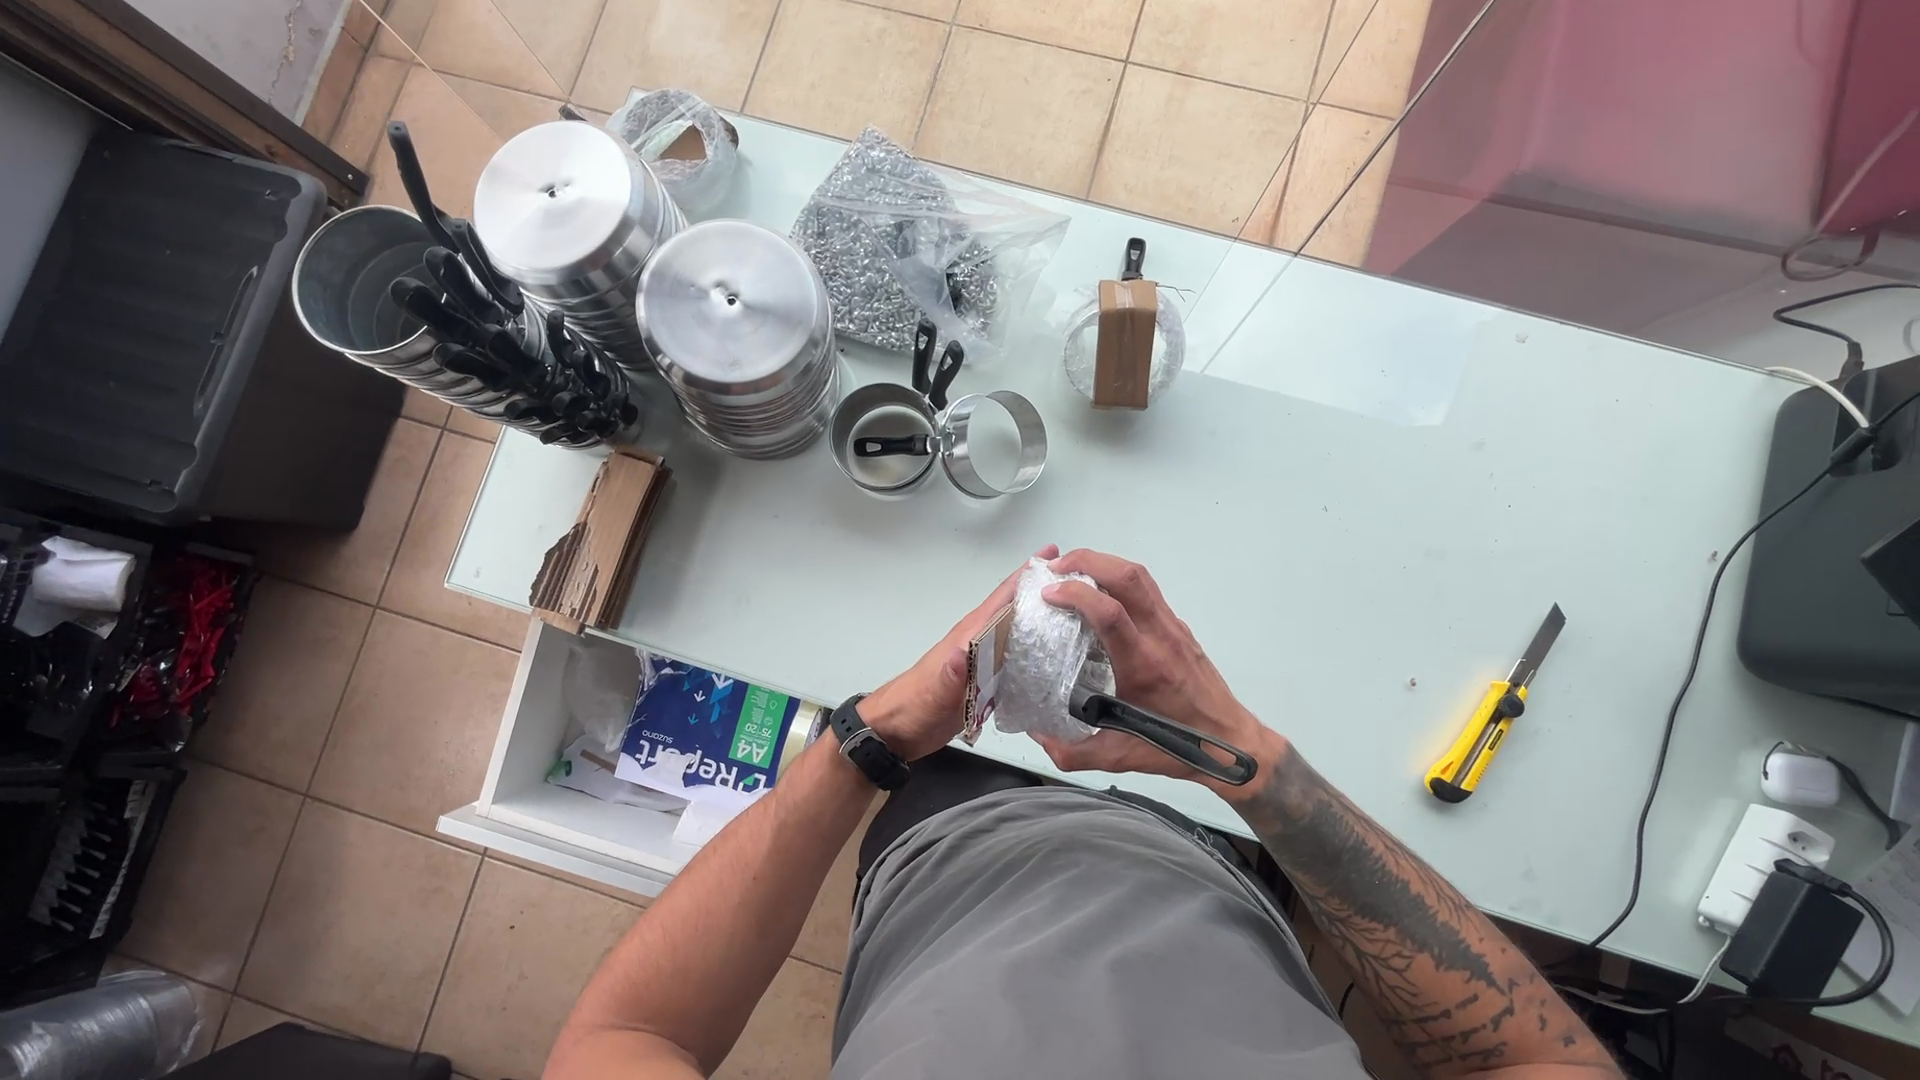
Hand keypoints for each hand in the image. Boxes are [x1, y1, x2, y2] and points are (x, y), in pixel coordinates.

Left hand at [859, 545, 1059, 760]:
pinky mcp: (985, 683)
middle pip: (1015, 610)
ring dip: (1043, 622)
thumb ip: (950, 674)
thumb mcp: (933, 692)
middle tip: (1080, 581)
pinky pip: (1016, 661)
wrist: (895, 731)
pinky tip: (1056, 659)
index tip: (1052, 555)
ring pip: (1018, 633)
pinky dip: (1035, 654)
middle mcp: (979, 643)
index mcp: (969, 636)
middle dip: (1043, 593)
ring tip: (1076, 614)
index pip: (1002, 598)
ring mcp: (982, 663)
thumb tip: (963, 651)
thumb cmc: (912, 706)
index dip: (1025, 575)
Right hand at [1034, 550, 1284, 795]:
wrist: (1232, 745)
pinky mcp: (1179, 628)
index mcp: (1143, 665)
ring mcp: (1173, 627)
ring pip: (1140, 576)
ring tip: (1073, 570)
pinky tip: (1100, 593)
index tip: (1049, 594)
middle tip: (1056, 567)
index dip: (1075, 594)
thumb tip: (1038, 735)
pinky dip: (1119, 579)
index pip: (1109, 612)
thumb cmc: (1177, 749)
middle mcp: (1160, 637)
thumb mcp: (1118, 757)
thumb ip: (1072, 751)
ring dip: (1104, 563)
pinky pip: (1147, 590)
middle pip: (1127, 577)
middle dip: (1087, 561)